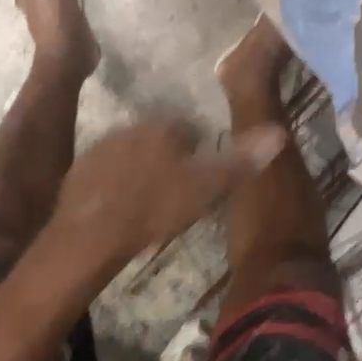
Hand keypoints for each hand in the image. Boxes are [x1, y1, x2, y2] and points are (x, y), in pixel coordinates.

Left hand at [52, 116, 286, 263]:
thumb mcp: (208, 188)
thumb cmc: (156, 208)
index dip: (200, 151)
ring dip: (144, 167)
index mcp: (166, 126)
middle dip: (171, 156)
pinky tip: (124, 206)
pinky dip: (118, 181)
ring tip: (153, 199)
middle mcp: (133, 126)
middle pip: (161, 136)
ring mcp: (103, 145)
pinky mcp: (81, 168)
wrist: (92, 234)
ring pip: (134, 151)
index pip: (191, 127)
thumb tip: (280, 133)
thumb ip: (241, 161)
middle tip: (180, 189)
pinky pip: (109, 168)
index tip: (203, 176)